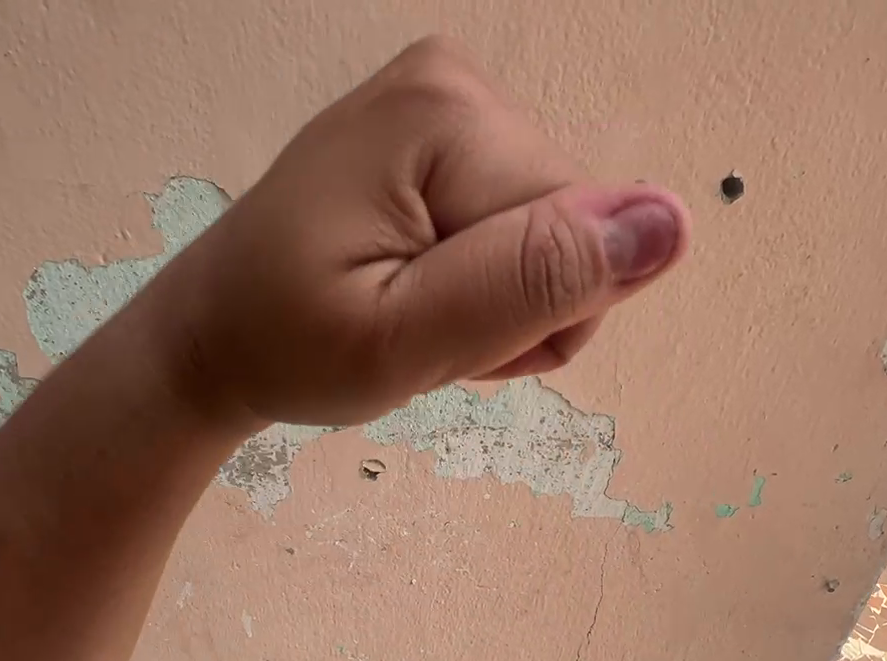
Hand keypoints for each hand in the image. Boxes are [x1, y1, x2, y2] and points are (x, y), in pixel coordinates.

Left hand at [137, 36, 689, 428]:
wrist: (216, 337)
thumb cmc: (289, 348)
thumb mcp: (405, 341)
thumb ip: (530, 284)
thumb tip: (670, 223)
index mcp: (446, 117)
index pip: (581, 239)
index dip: (526, 322)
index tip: (440, 340)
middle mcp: (456, 86)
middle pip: (570, 229)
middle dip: (507, 310)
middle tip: (418, 330)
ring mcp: (448, 109)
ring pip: (549, 238)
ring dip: (490, 303)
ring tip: (405, 313)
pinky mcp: (440, 143)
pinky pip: (513, 230)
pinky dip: (472, 285)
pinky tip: (409, 293)